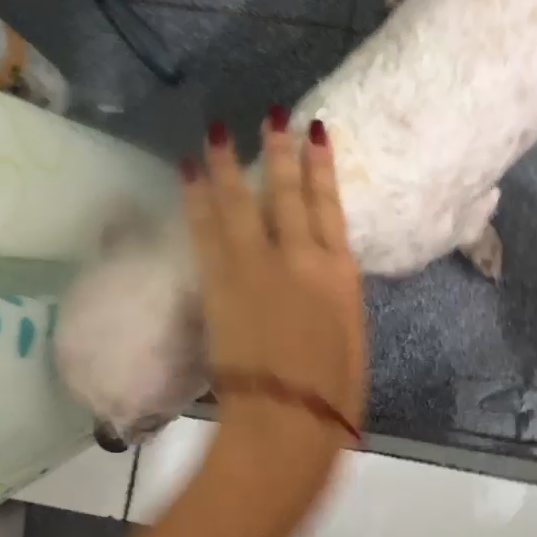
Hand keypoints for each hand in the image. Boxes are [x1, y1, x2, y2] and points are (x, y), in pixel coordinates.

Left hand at [182, 112, 364, 457]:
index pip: (328, 205)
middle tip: (270, 115)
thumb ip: (330, 293)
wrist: (286, 421)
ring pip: (238, 201)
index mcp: (338, 272)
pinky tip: (187, 173)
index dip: (320, 165)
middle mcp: (297, 257)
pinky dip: (195, 198)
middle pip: (284, 192)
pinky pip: (204, 229)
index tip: (313, 131)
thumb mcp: (348, 335)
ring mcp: (254, 266)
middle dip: (277, 149)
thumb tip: (316, 271)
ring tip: (216, 131)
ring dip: (226, 163)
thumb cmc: (331, 393)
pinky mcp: (218, 283)